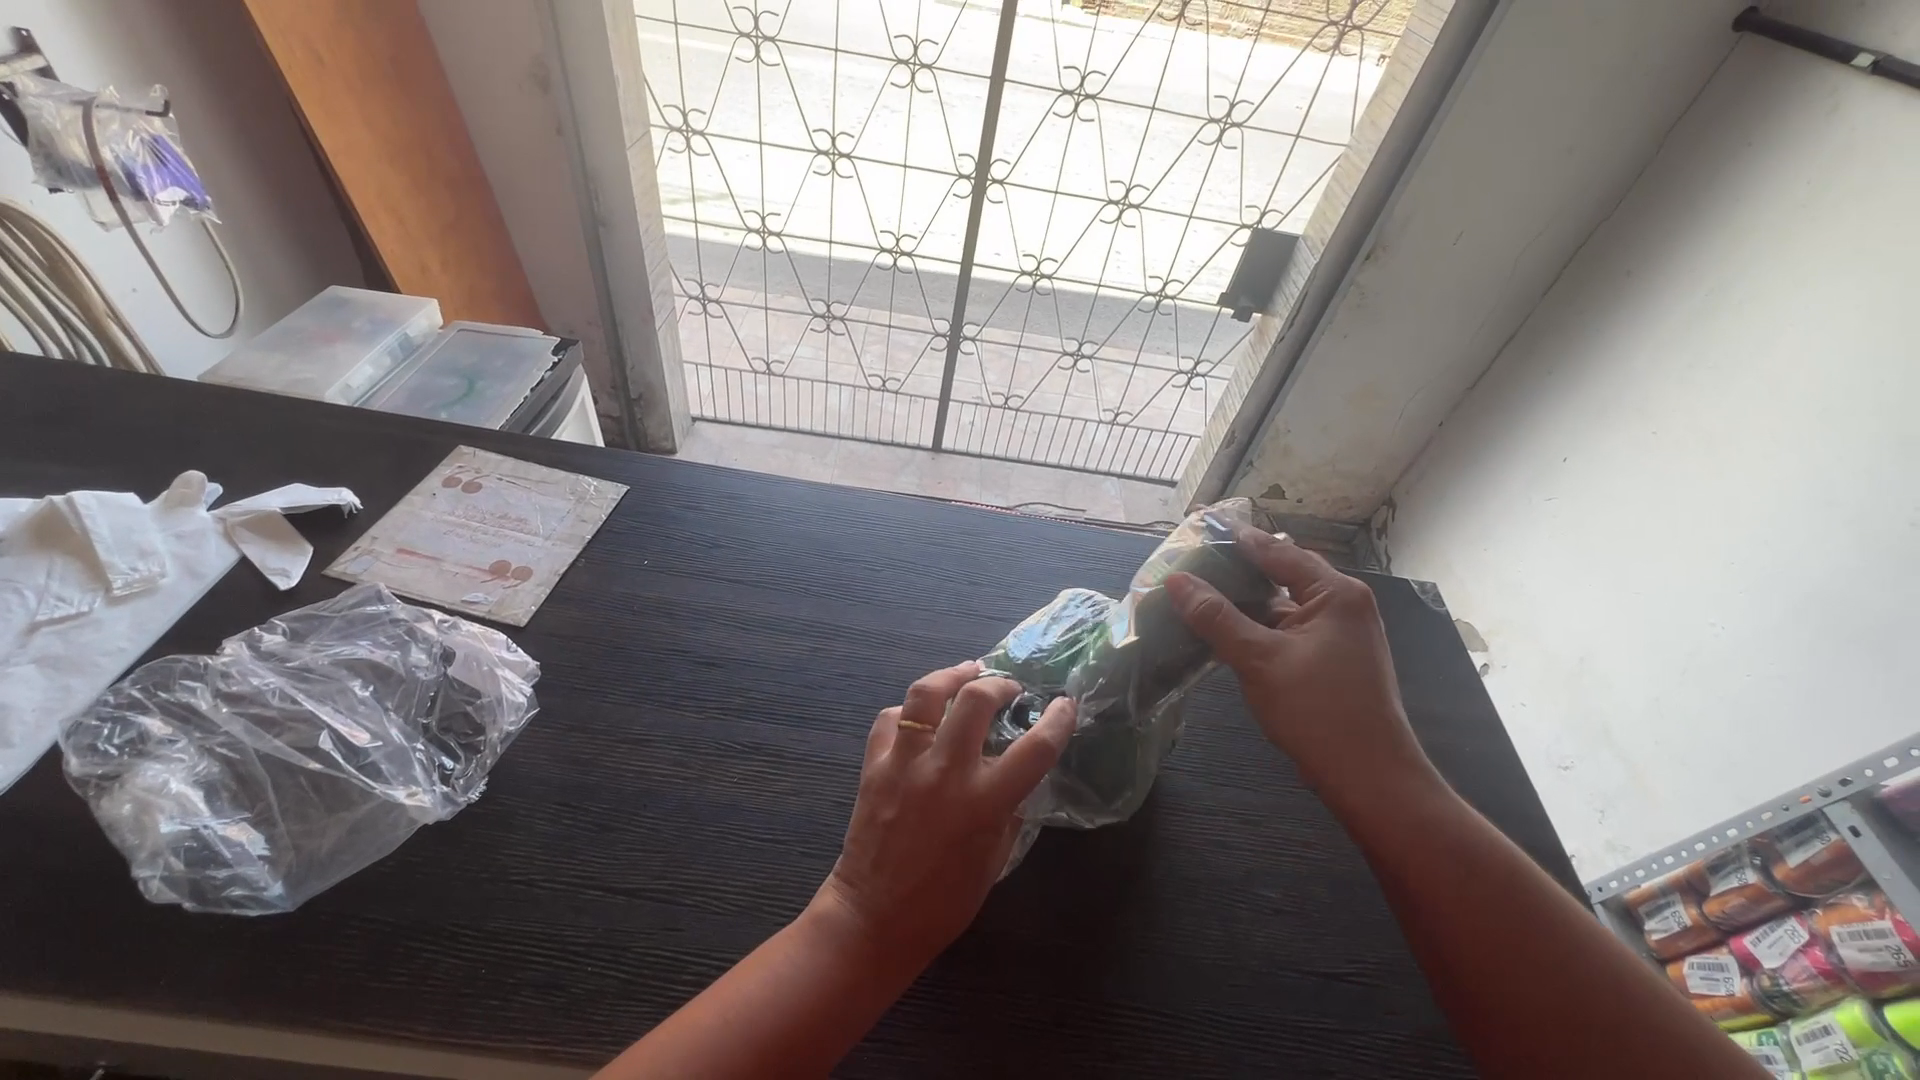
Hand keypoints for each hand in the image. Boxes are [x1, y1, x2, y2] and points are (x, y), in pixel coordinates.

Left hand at [812, 662, 1074, 967]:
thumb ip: (1009, 811)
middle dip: (999, 683)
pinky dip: (910, 711)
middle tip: (1009, 688)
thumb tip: (1017, 777)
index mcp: (984, 802)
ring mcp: (904, 764)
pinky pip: (891, 718)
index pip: (1035, 747)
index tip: (1066, 705)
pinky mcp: (873, 765)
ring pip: (926, 693)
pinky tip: (922, 716)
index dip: (1059, 719)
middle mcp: (945, 773)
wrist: (875, 919)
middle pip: (976, 699)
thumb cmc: (944, 901)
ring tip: (966, 673)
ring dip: (951, 675)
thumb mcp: (995, 859)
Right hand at [1163, 527, 1437, 801]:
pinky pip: (1289, 630)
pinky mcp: (1333, 661)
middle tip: (1195, 561)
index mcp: (1335, 593)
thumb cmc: (1317, 710)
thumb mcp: (1258, 659)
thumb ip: (1216, 617)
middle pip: (1284, 574)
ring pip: (1284, 606)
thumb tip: (1176, 581)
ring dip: (1247, 601)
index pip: (1278, 551)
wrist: (1368, 777)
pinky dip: (1259, 627)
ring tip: (1201, 593)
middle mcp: (1344, 605)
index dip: (1238, 538)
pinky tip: (1227, 633)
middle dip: (1240, 568)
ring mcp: (1341, 635)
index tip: (1202, 525)